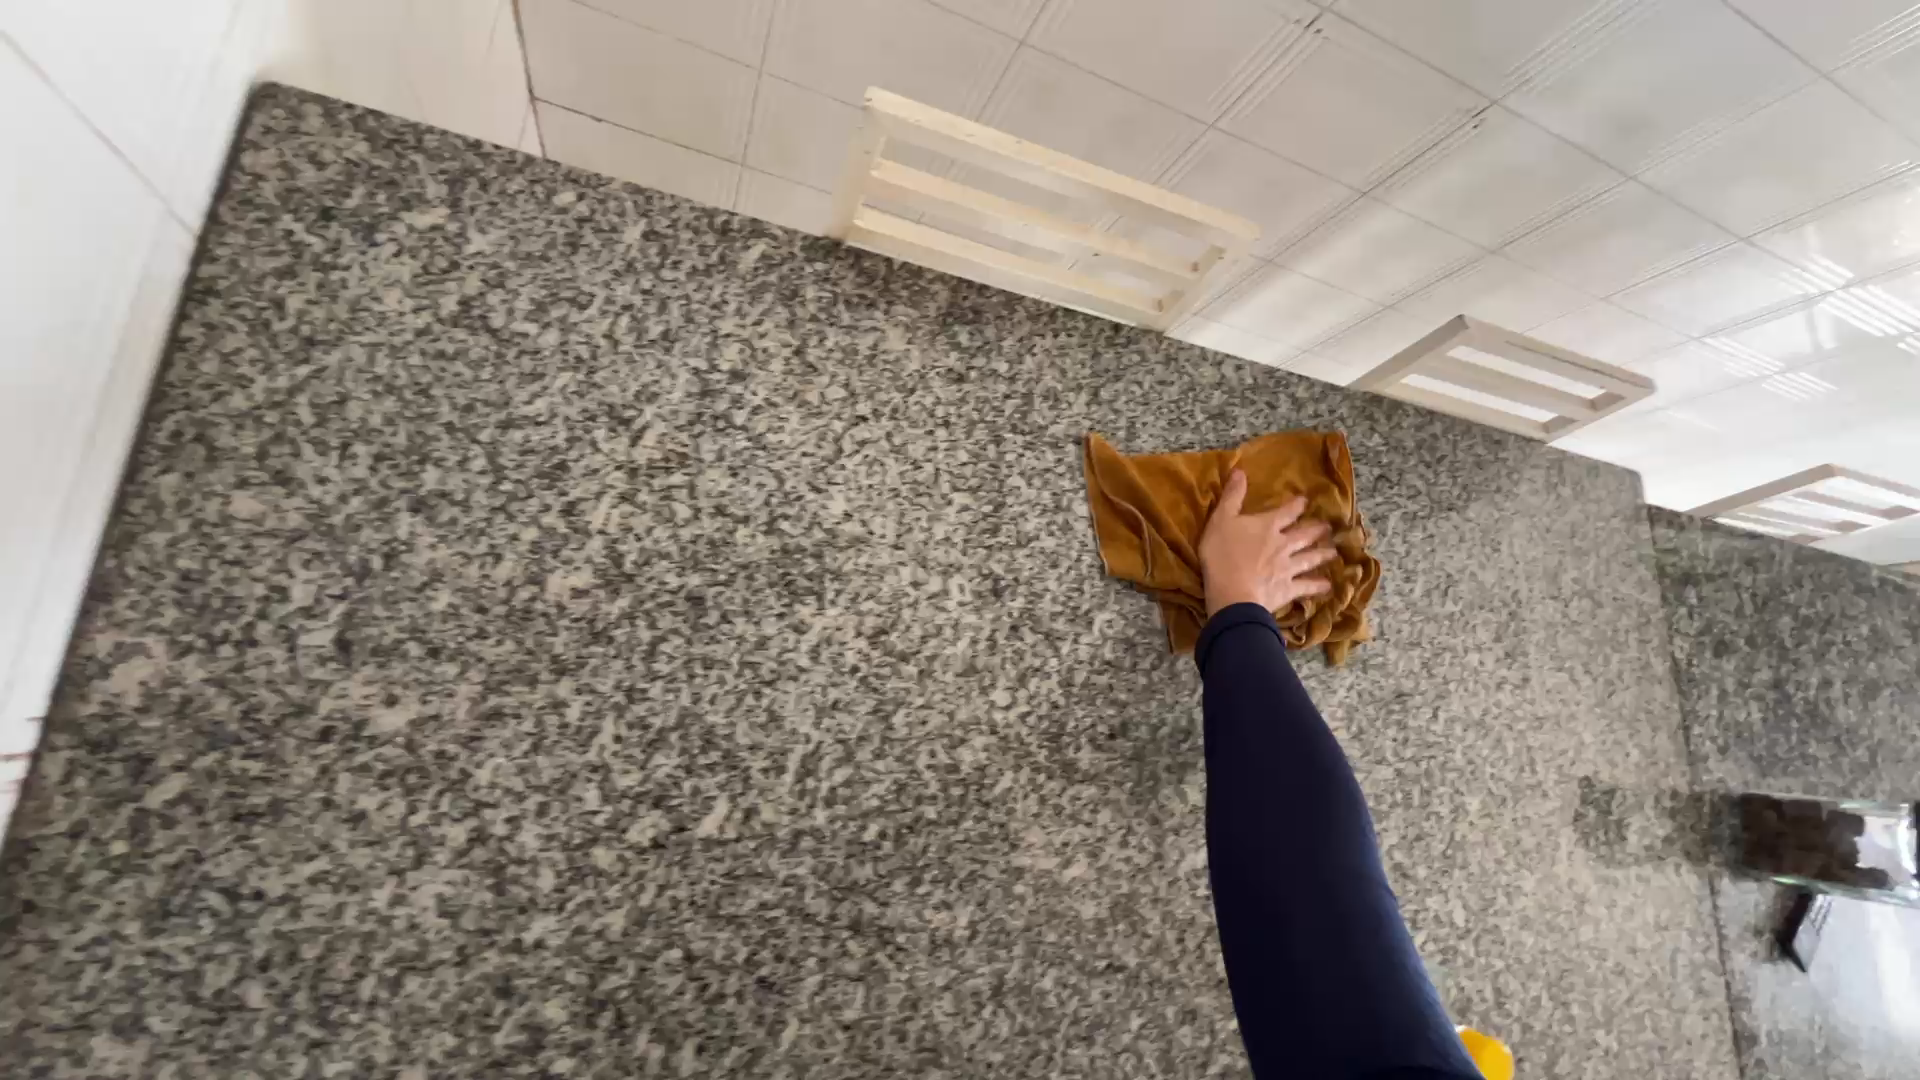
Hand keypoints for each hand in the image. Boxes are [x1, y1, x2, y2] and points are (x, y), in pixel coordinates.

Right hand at [1197, 469, 1337, 616]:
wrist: (1233, 592)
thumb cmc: (1222, 554)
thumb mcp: (1220, 520)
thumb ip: (1232, 497)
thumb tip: (1240, 471)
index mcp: (1268, 526)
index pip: (1287, 512)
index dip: (1296, 505)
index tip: (1305, 501)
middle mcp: (1283, 544)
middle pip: (1304, 534)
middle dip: (1316, 530)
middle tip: (1327, 527)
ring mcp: (1288, 567)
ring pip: (1309, 558)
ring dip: (1322, 555)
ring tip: (1333, 553)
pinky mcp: (1288, 588)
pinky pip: (1307, 587)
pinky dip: (1317, 586)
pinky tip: (1327, 586)